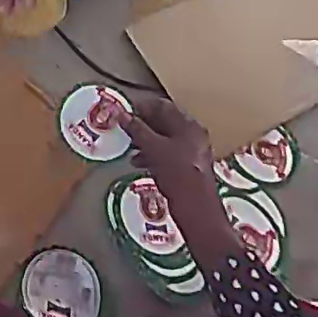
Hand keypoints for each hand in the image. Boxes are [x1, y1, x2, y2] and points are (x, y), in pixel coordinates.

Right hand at [121, 96, 237, 257]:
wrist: (197, 210)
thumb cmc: (177, 173)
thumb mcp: (153, 148)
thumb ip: (136, 129)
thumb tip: (120, 113)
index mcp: (188, 124)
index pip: (163, 105)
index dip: (142, 107)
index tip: (124, 111)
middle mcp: (193, 135)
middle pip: (164, 122)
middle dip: (143, 125)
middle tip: (124, 129)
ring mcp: (193, 152)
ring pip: (165, 139)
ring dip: (146, 141)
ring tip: (129, 147)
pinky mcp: (188, 168)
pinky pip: (168, 154)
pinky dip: (153, 155)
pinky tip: (139, 162)